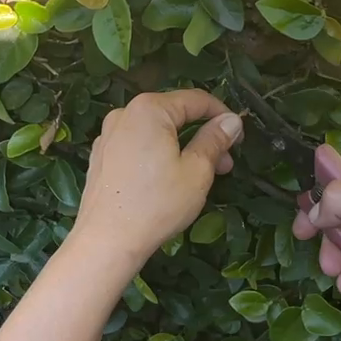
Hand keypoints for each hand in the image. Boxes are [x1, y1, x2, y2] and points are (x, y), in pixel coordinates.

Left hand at [70, 89, 242, 276]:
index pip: (196, 99)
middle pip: (174, 115)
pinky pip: (137, 146)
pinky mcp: (101, 157)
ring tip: (201, 176)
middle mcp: (124, 113)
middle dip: (203, 135)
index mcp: (149, 108)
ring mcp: (108, 135)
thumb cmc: (158, 203)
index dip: (223, 116)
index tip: (239, 137)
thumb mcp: (197, 170)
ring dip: (182, 147)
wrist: (106, 241)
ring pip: (156, 132)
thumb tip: (232, 120)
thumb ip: (215, 139)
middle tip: (225, 164)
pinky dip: (158, 155)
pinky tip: (167, 181)